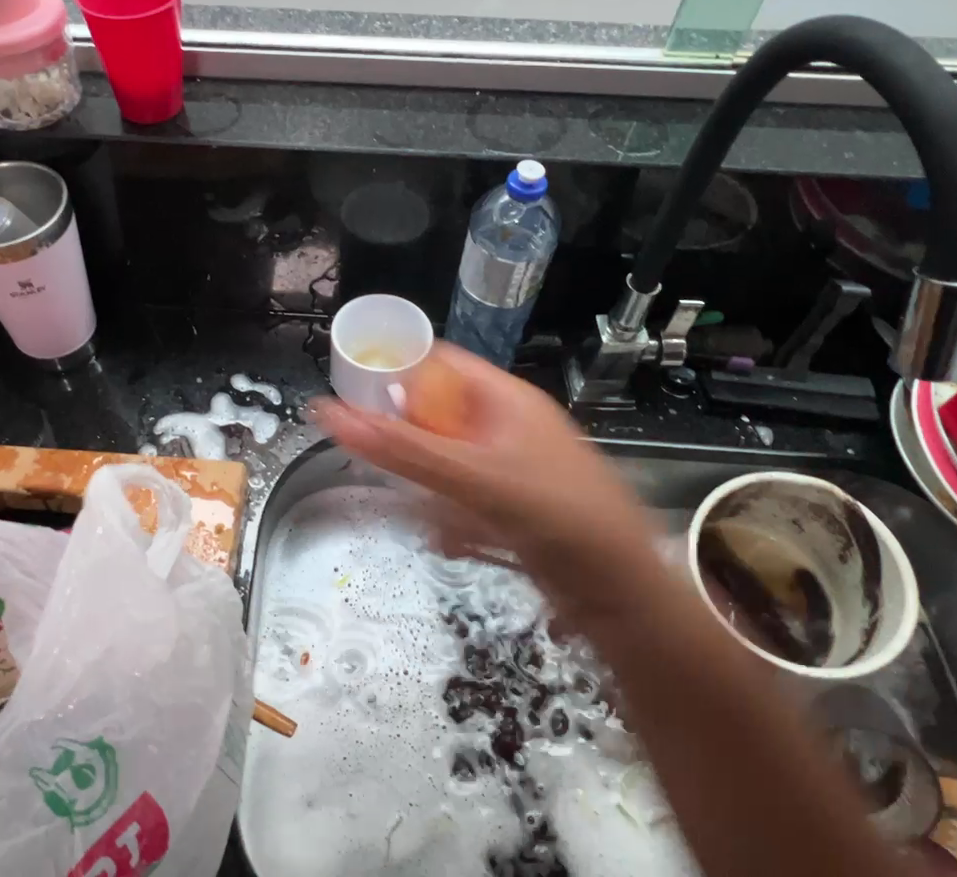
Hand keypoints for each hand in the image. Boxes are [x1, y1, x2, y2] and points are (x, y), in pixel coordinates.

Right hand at [309, 344, 651, 581]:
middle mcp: (508, 426)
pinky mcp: (516, 508)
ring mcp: (513, 468)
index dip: (395, 374)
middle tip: (386, 471)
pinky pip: (466, 503)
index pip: (438, 364)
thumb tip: (333, 415)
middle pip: (437, 419)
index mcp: (505, 399)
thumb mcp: (475, 478)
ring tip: (439, 521)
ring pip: (448, 466)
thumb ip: (404, 450)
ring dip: (433, 493)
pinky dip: (455, 521)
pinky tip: (459, 544)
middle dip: (412, 448)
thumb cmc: (557, 517)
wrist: (623, 591)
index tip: (356, 399)